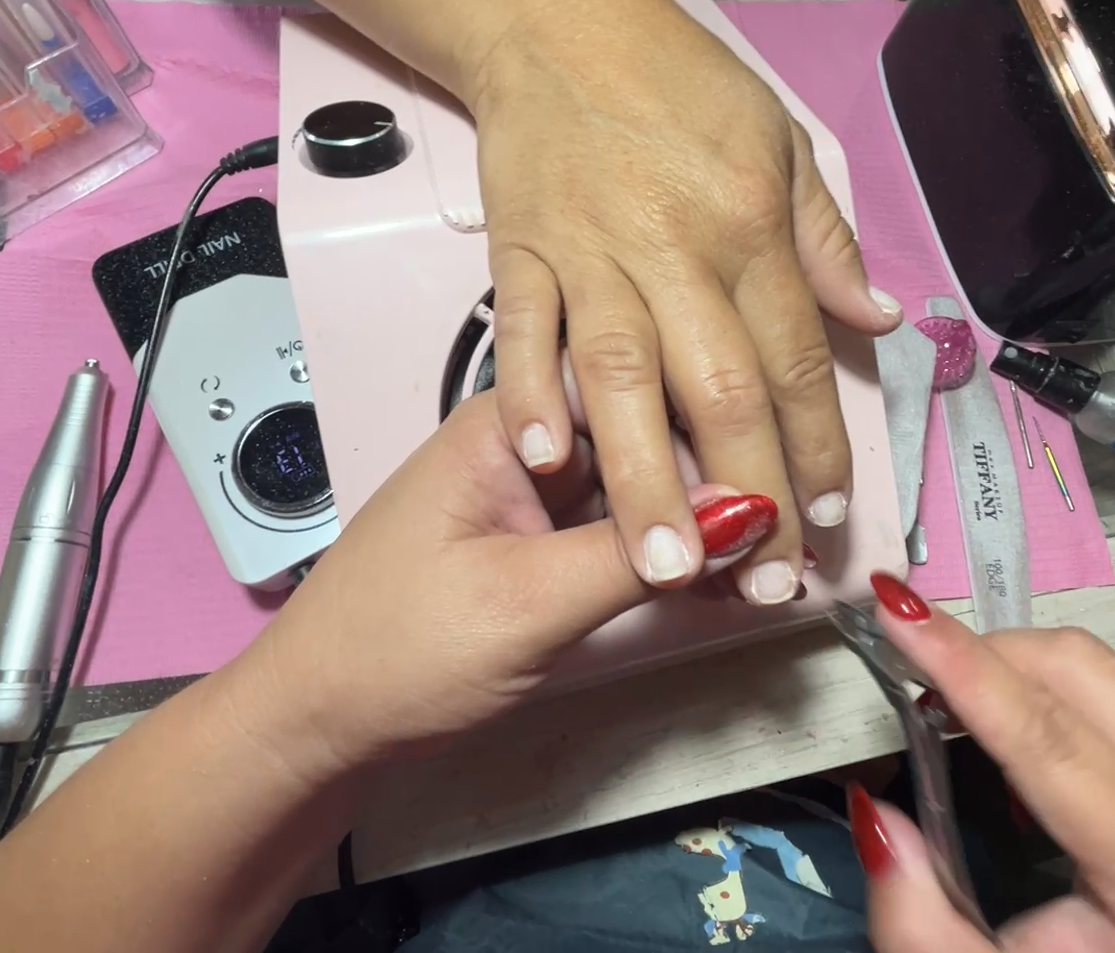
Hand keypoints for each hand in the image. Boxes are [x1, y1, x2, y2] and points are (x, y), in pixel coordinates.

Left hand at [224, 392, 779, 769]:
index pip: (639, 392)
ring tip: (777, 573)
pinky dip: (675, 558)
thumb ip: (635, 557)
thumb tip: (749, 513)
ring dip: (707, 530)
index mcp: (513, 419)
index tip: (788, 493)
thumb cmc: (399, 650)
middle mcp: (535, 438)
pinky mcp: (550, 538)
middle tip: (794, 547)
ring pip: (649, 488)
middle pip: (652, 437)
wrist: (320, 723)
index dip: (718, 434)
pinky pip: (630, 532)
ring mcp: (544, 491)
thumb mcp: (523, 602)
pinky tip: (728, 584)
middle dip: (722, 490)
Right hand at [474, 0, 903, 607]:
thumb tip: (876, 318)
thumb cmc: (676, 84)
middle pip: (718, 390)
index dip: (816, 445)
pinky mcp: (521, 255)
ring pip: (624, 379)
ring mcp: (589, 256)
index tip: (825, 517)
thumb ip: (823, 240)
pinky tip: (545, 463)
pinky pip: (524, 332)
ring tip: (667, 567)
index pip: (794, 360)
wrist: (559, 28)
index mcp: (747, 228)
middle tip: (759, 581)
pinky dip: (531, 395)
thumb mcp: (777, 143)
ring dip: (646, 475)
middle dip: (745, 492)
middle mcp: (673, 252)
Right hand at [853, 575, 1114, 952]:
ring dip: (1012, 665)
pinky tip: (1018, 724)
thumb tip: (874, 809)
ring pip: (1102, 667)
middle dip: (981, 653)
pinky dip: (1049, 683)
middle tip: (912, 672)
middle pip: (1081, 674)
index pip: (1050, 741)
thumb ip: (916, 916)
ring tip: (958, 703)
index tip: (894, 607)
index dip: (962, 666)